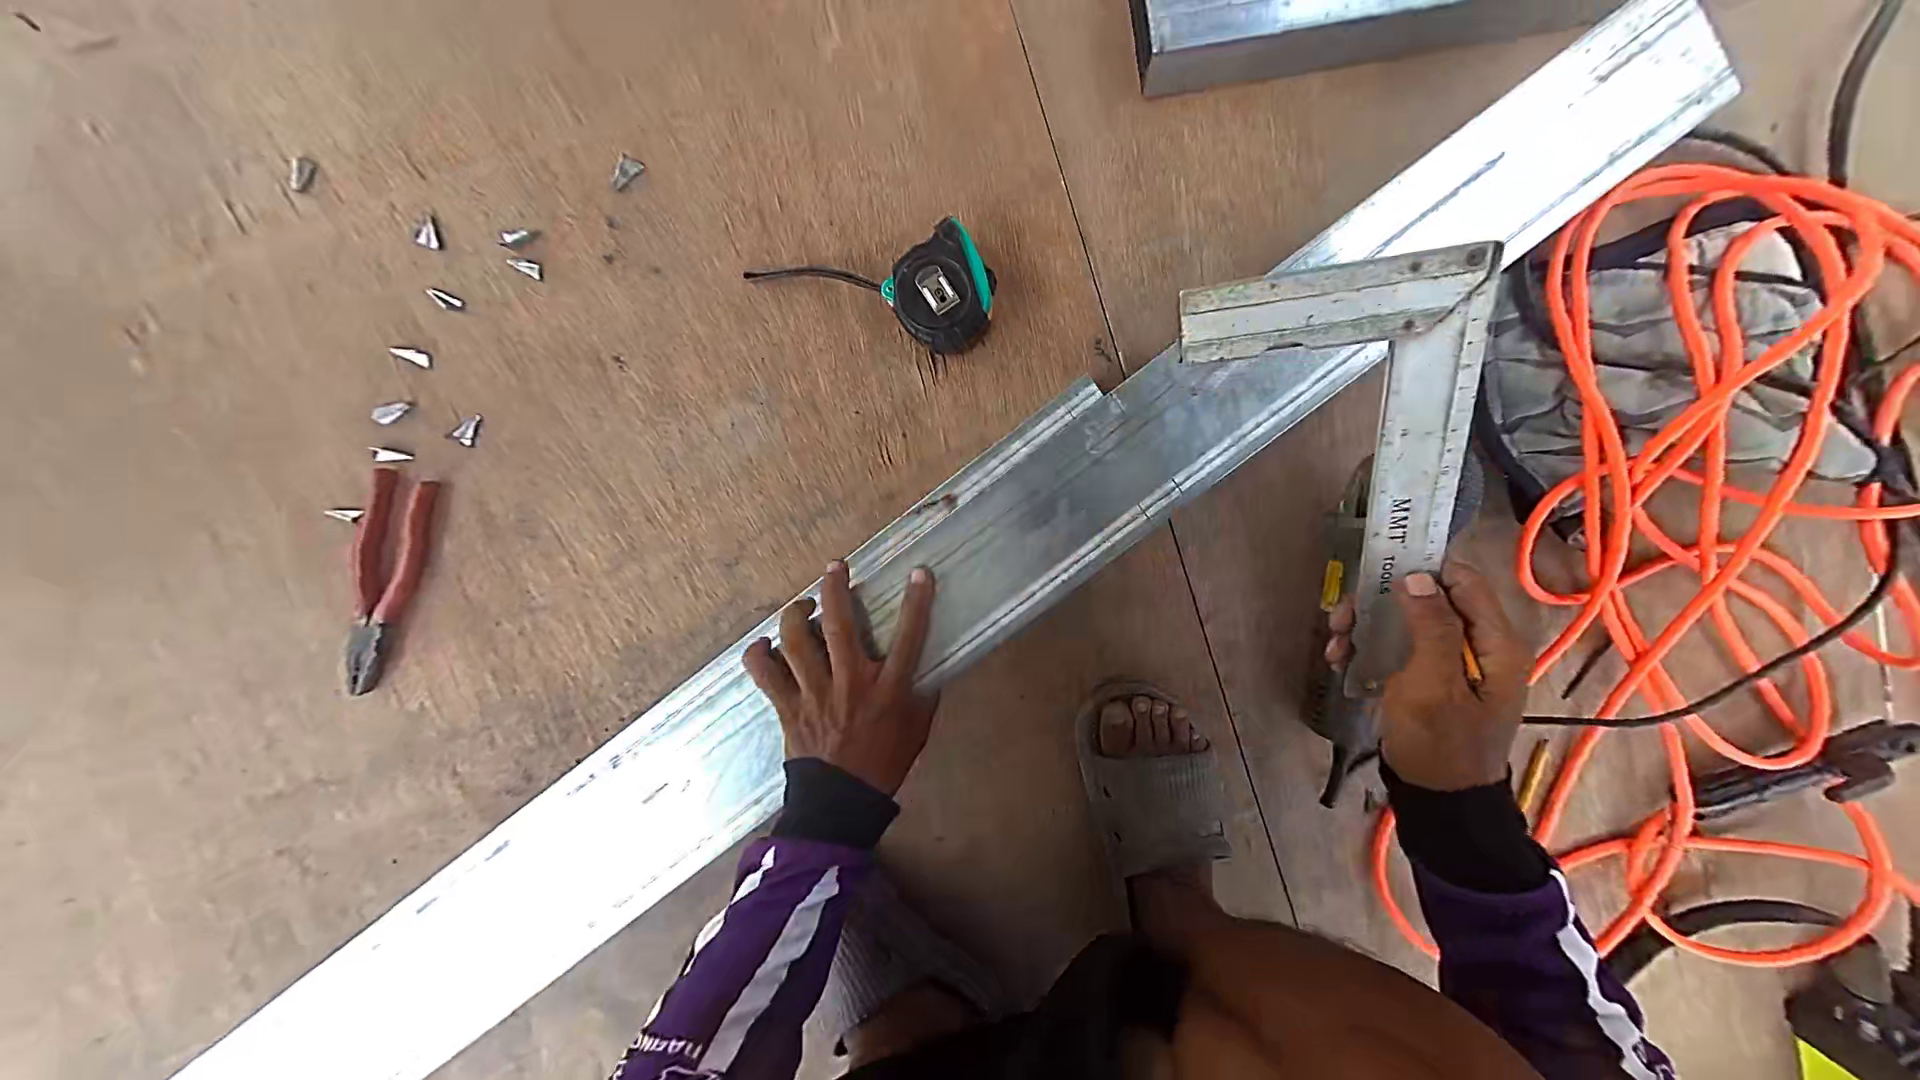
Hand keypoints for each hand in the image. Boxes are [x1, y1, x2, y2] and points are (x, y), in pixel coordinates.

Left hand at [743, 560, 938, 795]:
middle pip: (840, 625)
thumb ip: (925, 693)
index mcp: (888, 690)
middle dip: (836, 589)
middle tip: (835, 567)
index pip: (909, 637)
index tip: (920, 573)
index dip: (917, 602)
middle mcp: (850, 684)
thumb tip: (931, 662)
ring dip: (796, 614)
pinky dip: (759, 655)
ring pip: (796, 641)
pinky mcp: (788, 707)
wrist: (842, 803)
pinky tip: (763, 645)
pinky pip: (765, 674)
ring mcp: (815, 694)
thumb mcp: (918, 727)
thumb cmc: (885, 763)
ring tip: (804, 605)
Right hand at [1325, 562, 1525, 790]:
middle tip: (1343, 618)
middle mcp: (1473, 643)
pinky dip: (1364, 647)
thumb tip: (1417, 577)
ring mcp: (1446, 659)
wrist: (1434, 794)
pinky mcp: (1422, 673)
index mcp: (1494, 642)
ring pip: (1401, 619)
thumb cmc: (1438, 740)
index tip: (1378, 568)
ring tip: (1337, 644)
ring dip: (1364, 626)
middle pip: (1425, 598)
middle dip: (1380, 603)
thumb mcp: (1433, 684)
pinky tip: (1341, 661)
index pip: (1463, 582)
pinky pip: (1392, 644)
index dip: (1424, 569)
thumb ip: (1431, 628)